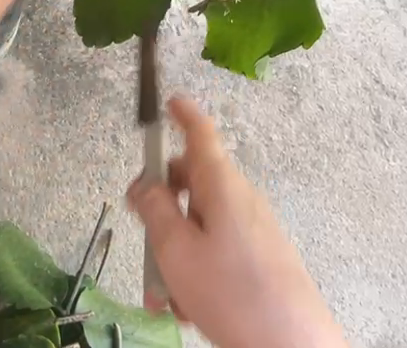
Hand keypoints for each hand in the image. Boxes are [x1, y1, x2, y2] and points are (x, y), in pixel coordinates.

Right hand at [128, 98, 348, 347]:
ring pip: (201, 224)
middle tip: (145, 237)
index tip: (171, 101)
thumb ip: (153, 209)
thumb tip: (144, 183)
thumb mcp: (176, 249)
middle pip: (193, 182)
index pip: (200, 133)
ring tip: (165, 295)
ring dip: (176, 249)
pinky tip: (189, 306)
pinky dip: (198, 267)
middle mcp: (240, 198)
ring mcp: (254, 229)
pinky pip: (219, 249)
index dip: (183, 113)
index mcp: (220, 185)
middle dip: (163, 206)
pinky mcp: (263, 259)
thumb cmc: (232, 292)